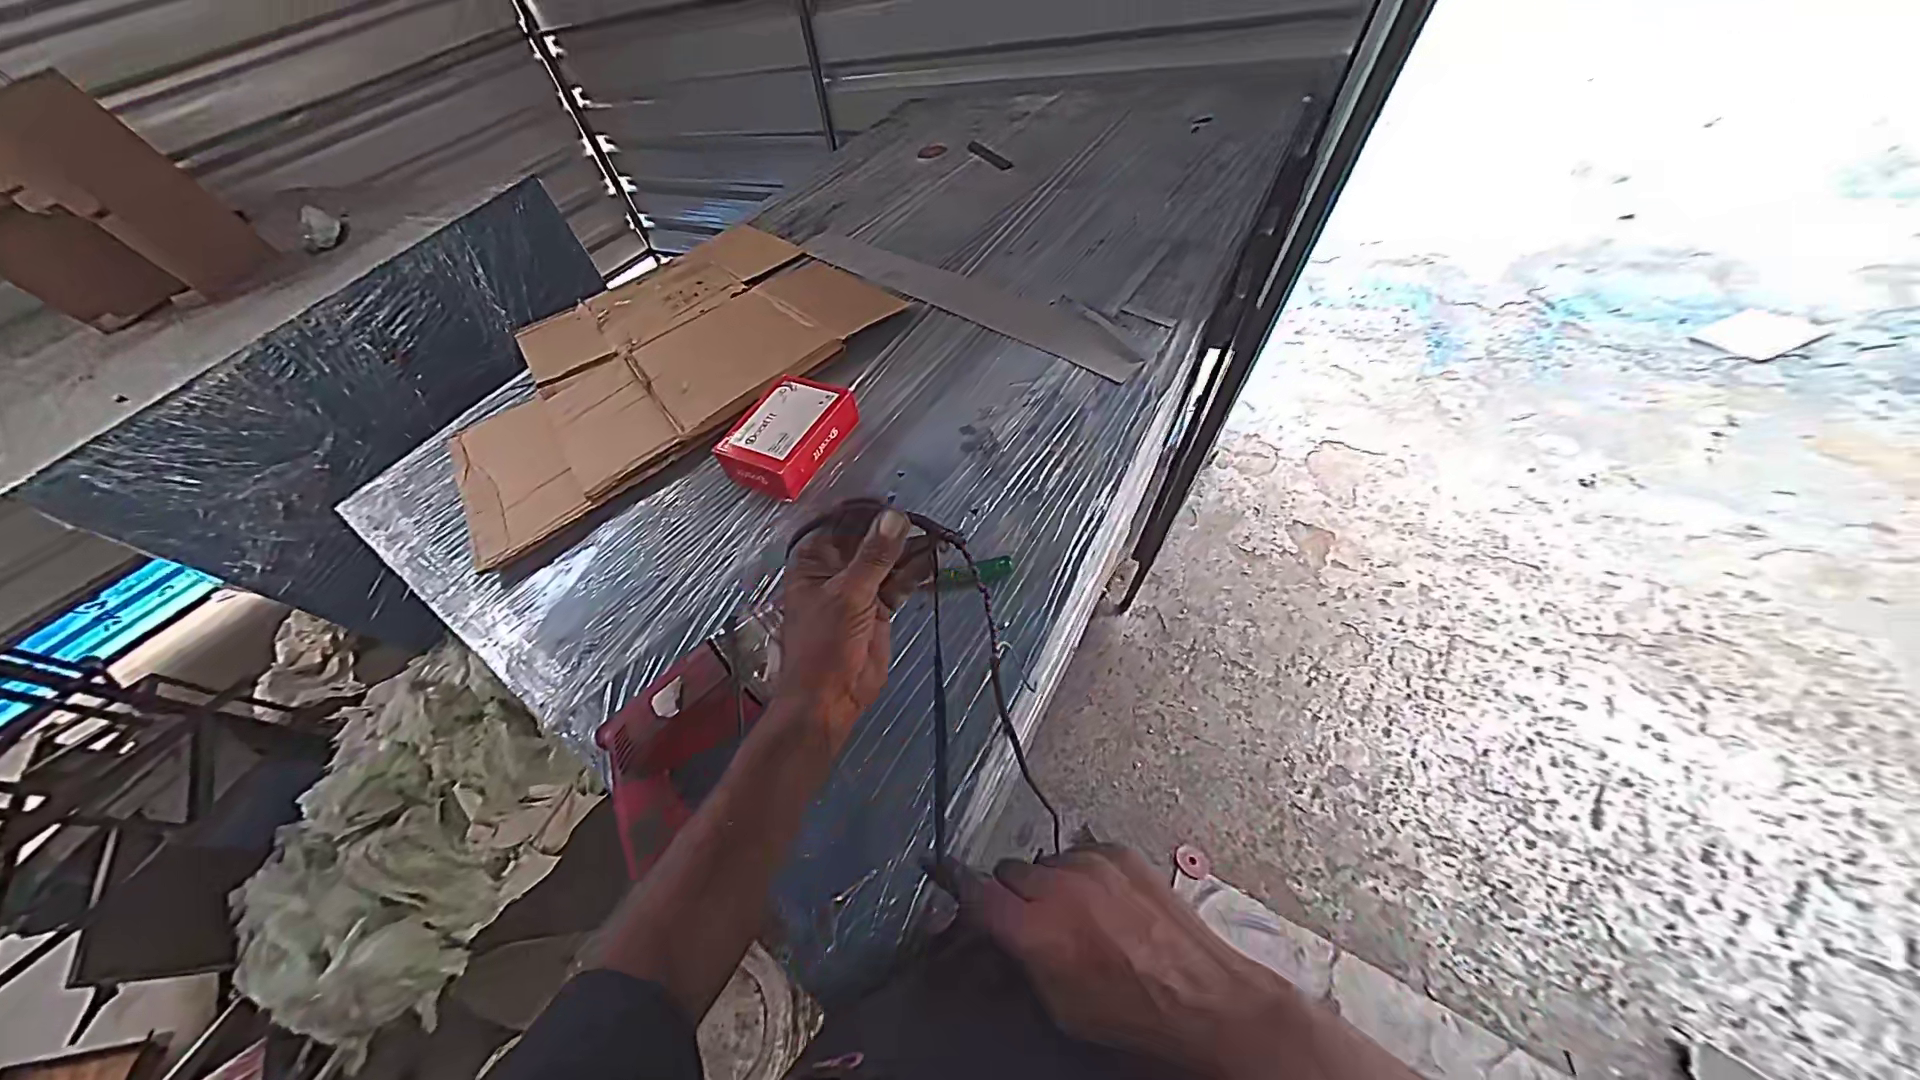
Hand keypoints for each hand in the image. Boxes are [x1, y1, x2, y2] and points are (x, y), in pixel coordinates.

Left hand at [776, 506, 926, 748]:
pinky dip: (915, 573)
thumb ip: (875, 556)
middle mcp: (835, 569)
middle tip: (927, 521)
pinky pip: (898, 582)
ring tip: (939, 537)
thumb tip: (895, 518)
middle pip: (869, 541)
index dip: (870, 513)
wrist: (830, 698)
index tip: (900, 503)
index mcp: (815, 560)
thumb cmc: (824, 644)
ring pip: (888, 561)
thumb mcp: (849, 594)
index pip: (843, 524)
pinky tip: (934, 560)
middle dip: (896, 532)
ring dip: (911, 551)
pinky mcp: (878, 607)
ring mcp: (858, 588)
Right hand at [964, 844, 1303, 1077]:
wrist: (1200, 992)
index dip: (955, 883)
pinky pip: (1081, 852)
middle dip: (1011, 894)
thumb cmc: (1134, 1009)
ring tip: (1077, 913)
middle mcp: (1058, 887)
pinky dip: (1083, 872)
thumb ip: (1020, 961)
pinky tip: (1103, 900)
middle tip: (1030, 918)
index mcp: (1036, 929)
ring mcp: (1090, 863)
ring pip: (1045, 861)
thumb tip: (996, 940)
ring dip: (1049, 883)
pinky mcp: (1117, 852)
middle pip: (1008, 870)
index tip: (943, 872)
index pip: (975, 890)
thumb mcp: (1058, 1004)